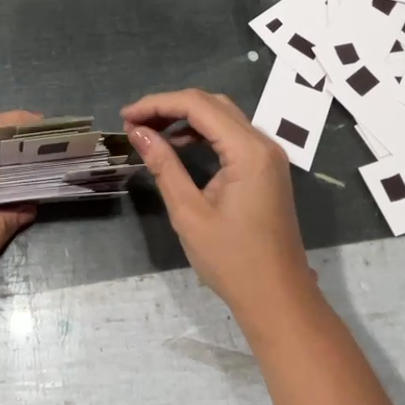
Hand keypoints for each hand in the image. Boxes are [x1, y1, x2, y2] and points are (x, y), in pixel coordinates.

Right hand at [122, 89, 312, 311]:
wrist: (279, 300)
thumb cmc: (233, 261)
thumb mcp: (189, 213)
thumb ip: (164, 166)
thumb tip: (138, 132)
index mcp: (247, 151)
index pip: (197, 106)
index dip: (157, 104)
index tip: (126, 116)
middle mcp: (262, 144)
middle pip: (212, 104)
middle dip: (170, 107)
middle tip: (135, 122)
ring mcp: (268, 156)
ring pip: (222, 117)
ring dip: (185, 118)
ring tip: (150, 131)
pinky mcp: (266, 169)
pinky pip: (231, 136)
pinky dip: (203, 133)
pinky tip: (178, 146)